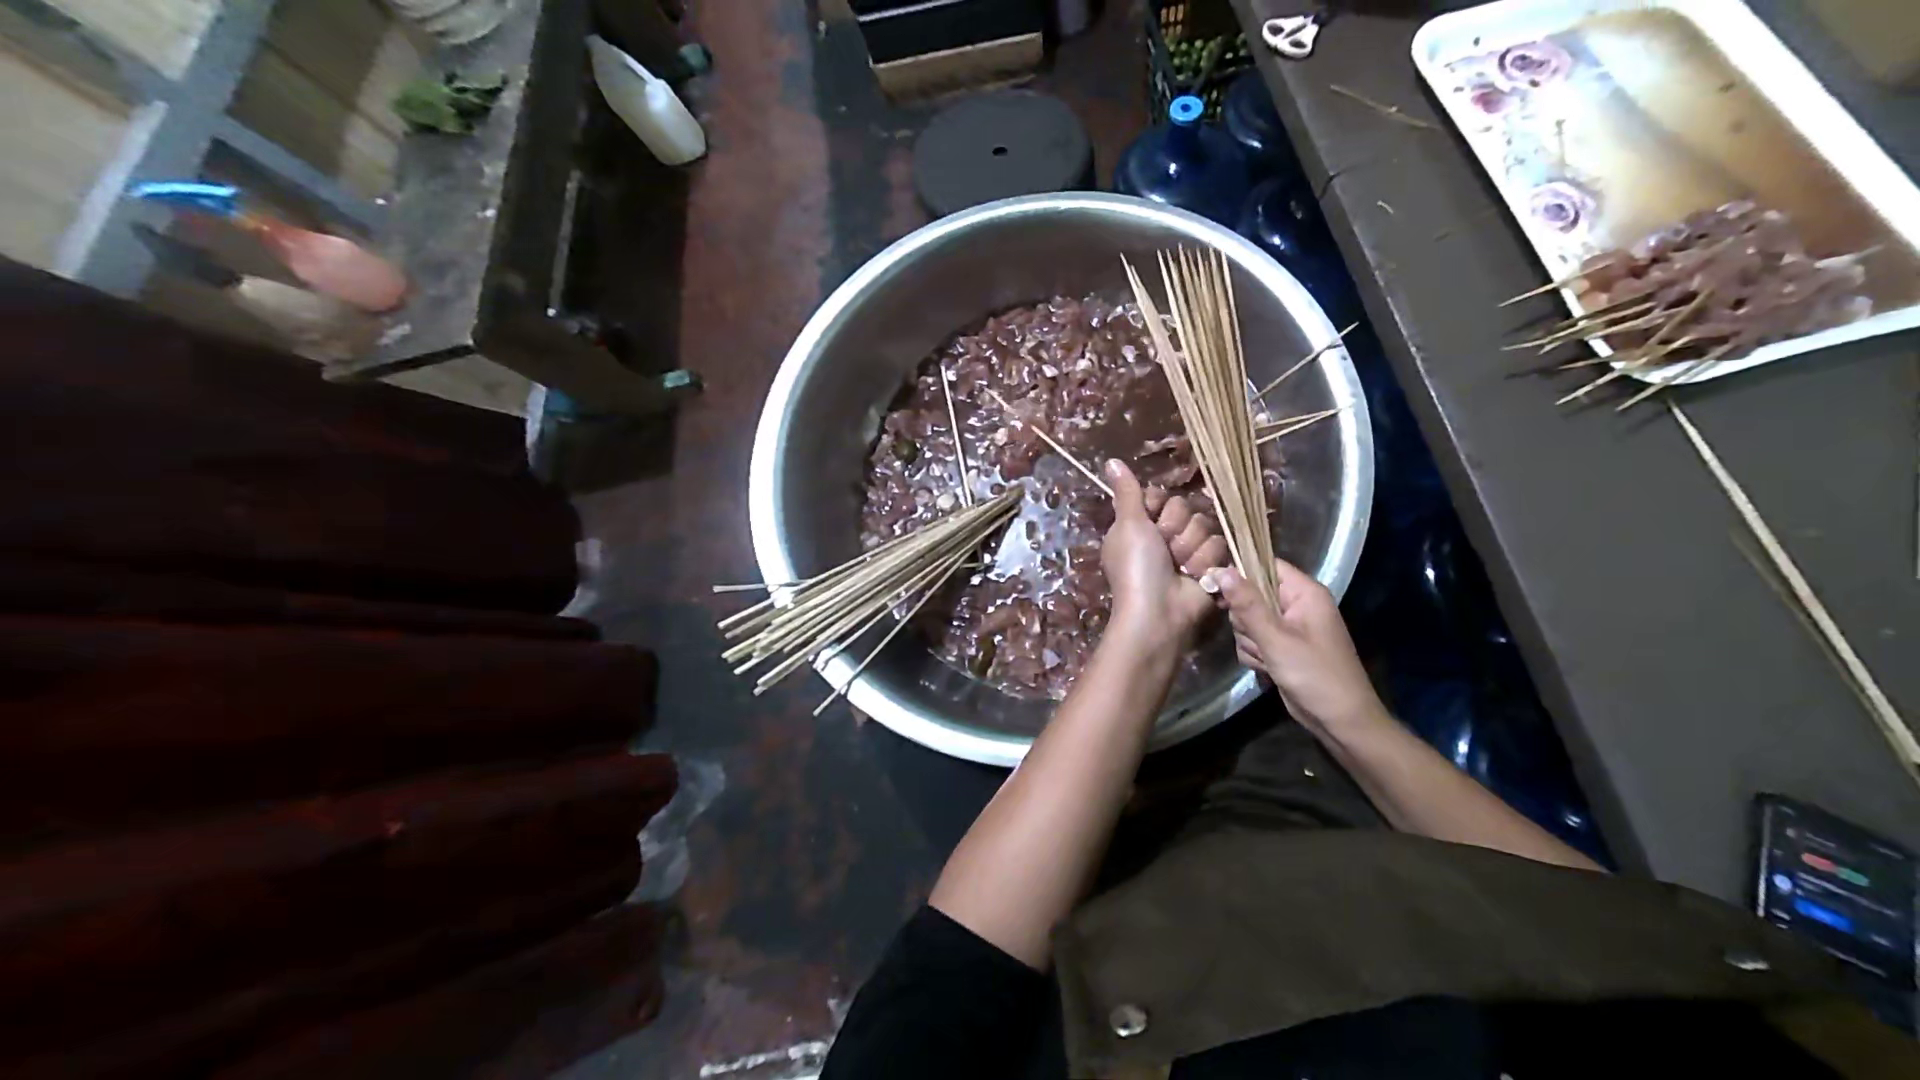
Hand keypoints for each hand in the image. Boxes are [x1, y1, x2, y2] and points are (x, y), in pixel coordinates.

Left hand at [1100, 459, 1228, 653]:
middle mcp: (1163, 535)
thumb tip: (1111, 461)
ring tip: (1179, 567)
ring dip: (1191, 548)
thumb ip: (1126, 492)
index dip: (1160, 506)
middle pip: (1185, 508)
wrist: (1159, 612)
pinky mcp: (1210, 565)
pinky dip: (1206, 563)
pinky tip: (1196, 577)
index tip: (1151, 521)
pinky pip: (1220, 546)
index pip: (1161, 496)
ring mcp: (1187, 550)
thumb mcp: (1128, 525)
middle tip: (1165, 550)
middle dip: (1177, 530)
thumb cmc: (1136, 567)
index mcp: (1138, 525)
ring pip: (1205, 526)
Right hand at [1213, 557, 1384, 731]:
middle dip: (1245, 618)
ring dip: (1249, 640)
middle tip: (1256, 636)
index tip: (1215, 585)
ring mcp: (1288, 627)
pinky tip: (1266, 668)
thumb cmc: (1314, 674)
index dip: (1239, 571)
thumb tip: (1221, 571)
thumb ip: (1247, 604)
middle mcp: (1296, 605)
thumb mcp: (1276, 638)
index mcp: (1304, 593)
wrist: (1340, 720)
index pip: (1265, 564)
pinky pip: (1253, 639)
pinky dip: (1254, 653)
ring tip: (1267, 658)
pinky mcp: (1281, 647)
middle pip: (1251, 594)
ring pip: (1248, 620)